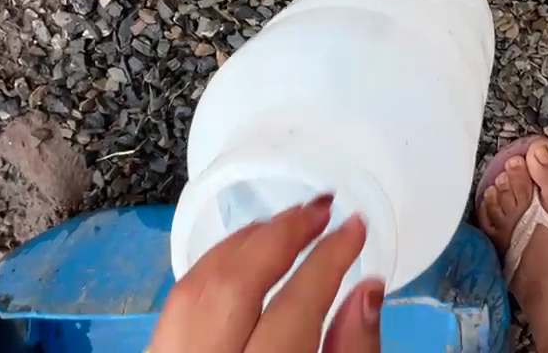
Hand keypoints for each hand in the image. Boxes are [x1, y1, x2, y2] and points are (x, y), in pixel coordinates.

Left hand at [149, 195, 383, 352]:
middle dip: (281, 234)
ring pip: (196, 286)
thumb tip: (367, 287)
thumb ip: (353, 352)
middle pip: (233, 285)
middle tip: (323, 208)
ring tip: (292, 223)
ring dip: (247, 241)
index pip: (294, 310)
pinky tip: (249, 254)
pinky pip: (179, 302)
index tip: (357, 224)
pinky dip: (216, 266)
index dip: (330, 259)